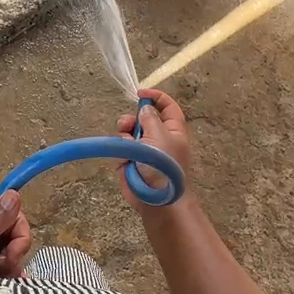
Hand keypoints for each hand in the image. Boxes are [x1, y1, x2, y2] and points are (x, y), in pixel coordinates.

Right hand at [116, 88, 191, 210]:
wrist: (157, 199)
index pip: (166, 106)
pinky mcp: (130, 161)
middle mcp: (158, 137)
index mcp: (173, 130)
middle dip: (132, 119)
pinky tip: (124, 160)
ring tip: (127, 146)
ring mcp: (144, 150)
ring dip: (124, 136)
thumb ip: (150, 118)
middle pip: (142, 118)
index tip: (139, 94)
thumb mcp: (160, 136)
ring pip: (127, 132)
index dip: (155, 97)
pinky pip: (120, 148)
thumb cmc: (165, 167)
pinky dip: (121, 152)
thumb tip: (144, 108)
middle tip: (127, 125)